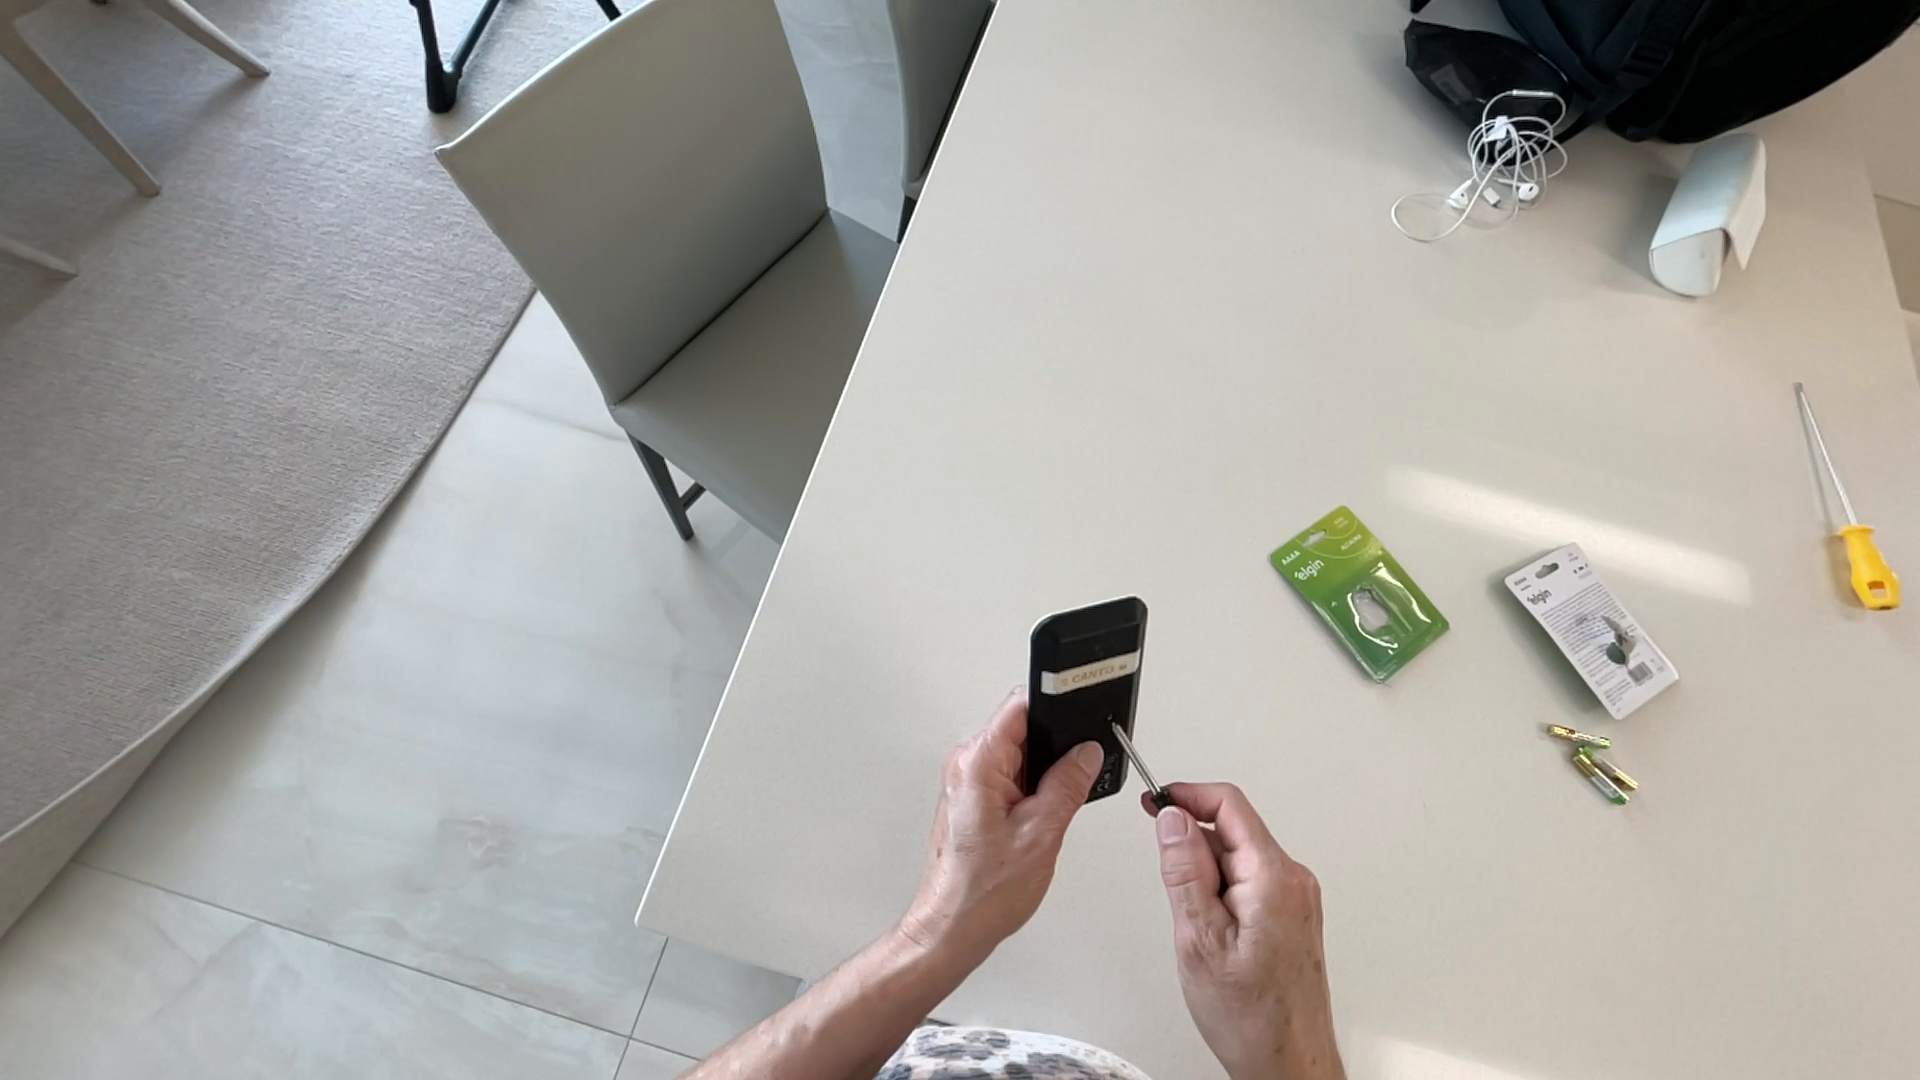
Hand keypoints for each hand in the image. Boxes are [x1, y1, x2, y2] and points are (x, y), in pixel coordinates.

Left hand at [899, 689, 1104, 966]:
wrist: (953, 926)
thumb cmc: (983, 892)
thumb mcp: (1041, 835)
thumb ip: (1067, 785)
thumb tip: (1086, 754)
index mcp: (978, 763)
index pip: (1019, 706)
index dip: (1054, 704)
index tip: (1079, 708)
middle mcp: (967, 764)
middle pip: (1021, 727)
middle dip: (1053, 747)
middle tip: (1071, 778)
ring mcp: (968, 778)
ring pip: (1019, 752)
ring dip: (1042, 772)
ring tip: (1047, 810)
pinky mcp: (973, 794)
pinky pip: (1010, 772)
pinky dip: (1030, 787)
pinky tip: (1037, 816)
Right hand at [1142, 783, 1342, 1079]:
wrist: (1289, 1067)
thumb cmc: (1252, 1018)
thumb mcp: (1199, 938)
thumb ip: (1184, 870)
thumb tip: (1172, 818)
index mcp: (1274, 878)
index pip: (1228, 804)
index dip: (1186, 794)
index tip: (1156, 801)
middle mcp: (1292, 881)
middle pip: (1230, 828)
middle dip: (1190, 844)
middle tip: (1169, 879)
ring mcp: (1293, 897)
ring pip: (1234, 854)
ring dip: (1202, 870)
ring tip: (1194, 921)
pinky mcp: (1287, 912)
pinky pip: (1244, 877)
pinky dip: (1216, 887)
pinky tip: (1209, 926)